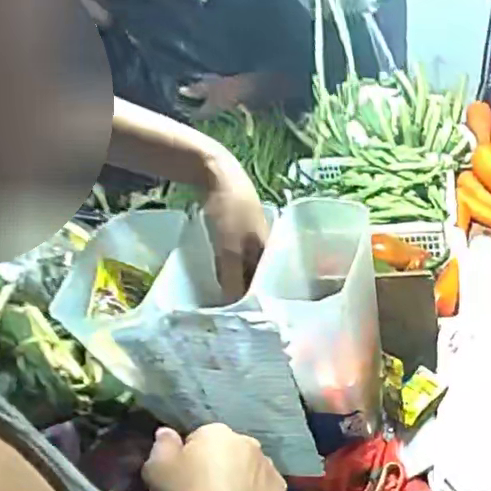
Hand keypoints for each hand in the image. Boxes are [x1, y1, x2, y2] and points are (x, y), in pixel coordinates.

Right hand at [142, 423, 284, 490]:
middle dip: (218, 464)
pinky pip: (264, 487)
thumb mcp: (156, 468)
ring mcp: (268, 464)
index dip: (190, 457)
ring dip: (240, 478)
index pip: (199, 437)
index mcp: (216, 432)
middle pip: (228, 450)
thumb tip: (167, 433)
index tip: (185, 476)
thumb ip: (162, 445)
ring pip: (249, 467)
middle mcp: (247, 442)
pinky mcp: (281, 487)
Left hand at [201, 150, 268, 301]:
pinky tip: (224, 281)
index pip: (274, 287)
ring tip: (230, 302)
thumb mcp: (229, 248)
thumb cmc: (229, 211)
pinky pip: (240, 263)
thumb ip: (233, 278)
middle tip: (238, 315)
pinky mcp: (242, 237)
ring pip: (250, 272)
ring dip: (241, 285)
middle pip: (262, 281)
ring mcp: (256, 243)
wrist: (215, 172)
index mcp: (275, 254)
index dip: (264, 302)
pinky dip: (233, 273)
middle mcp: (269, 251)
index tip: (252, 318)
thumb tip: (234, 307)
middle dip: (252, 296)